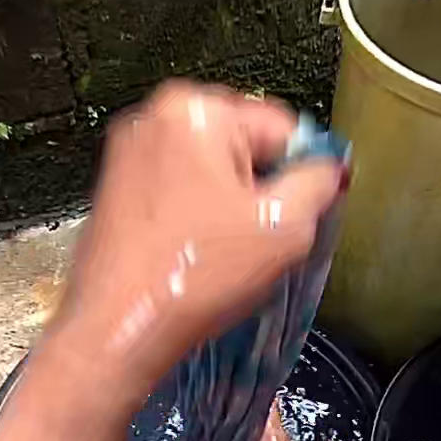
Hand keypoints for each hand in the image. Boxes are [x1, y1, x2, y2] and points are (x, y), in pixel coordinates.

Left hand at [50, 81, 346, 400]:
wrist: (117, 331)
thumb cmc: (200, 276)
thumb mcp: (285, 228)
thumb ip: (319, 184)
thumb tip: (328, 168)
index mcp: (195, 110)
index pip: (282, 128)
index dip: (301, 176)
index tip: (295, 221)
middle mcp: (152, 118)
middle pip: (240, 147)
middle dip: (259, 191)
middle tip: (257, 242)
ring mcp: (125, 156)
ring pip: (207, 174)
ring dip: (227, 208)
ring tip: (223, 256)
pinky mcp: (112, 193)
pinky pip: (175, 194)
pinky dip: (193, 219)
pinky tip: (194, 257)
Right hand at [170, 403, 337, 440]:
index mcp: (271, 436)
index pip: (264, 399)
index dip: (248, 390)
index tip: (229, 385)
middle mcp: (281, 439)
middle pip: (263, 412)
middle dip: (242, 408)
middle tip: (218, 403)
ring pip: (265, 428)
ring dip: (247, 426)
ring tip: (222, 424)